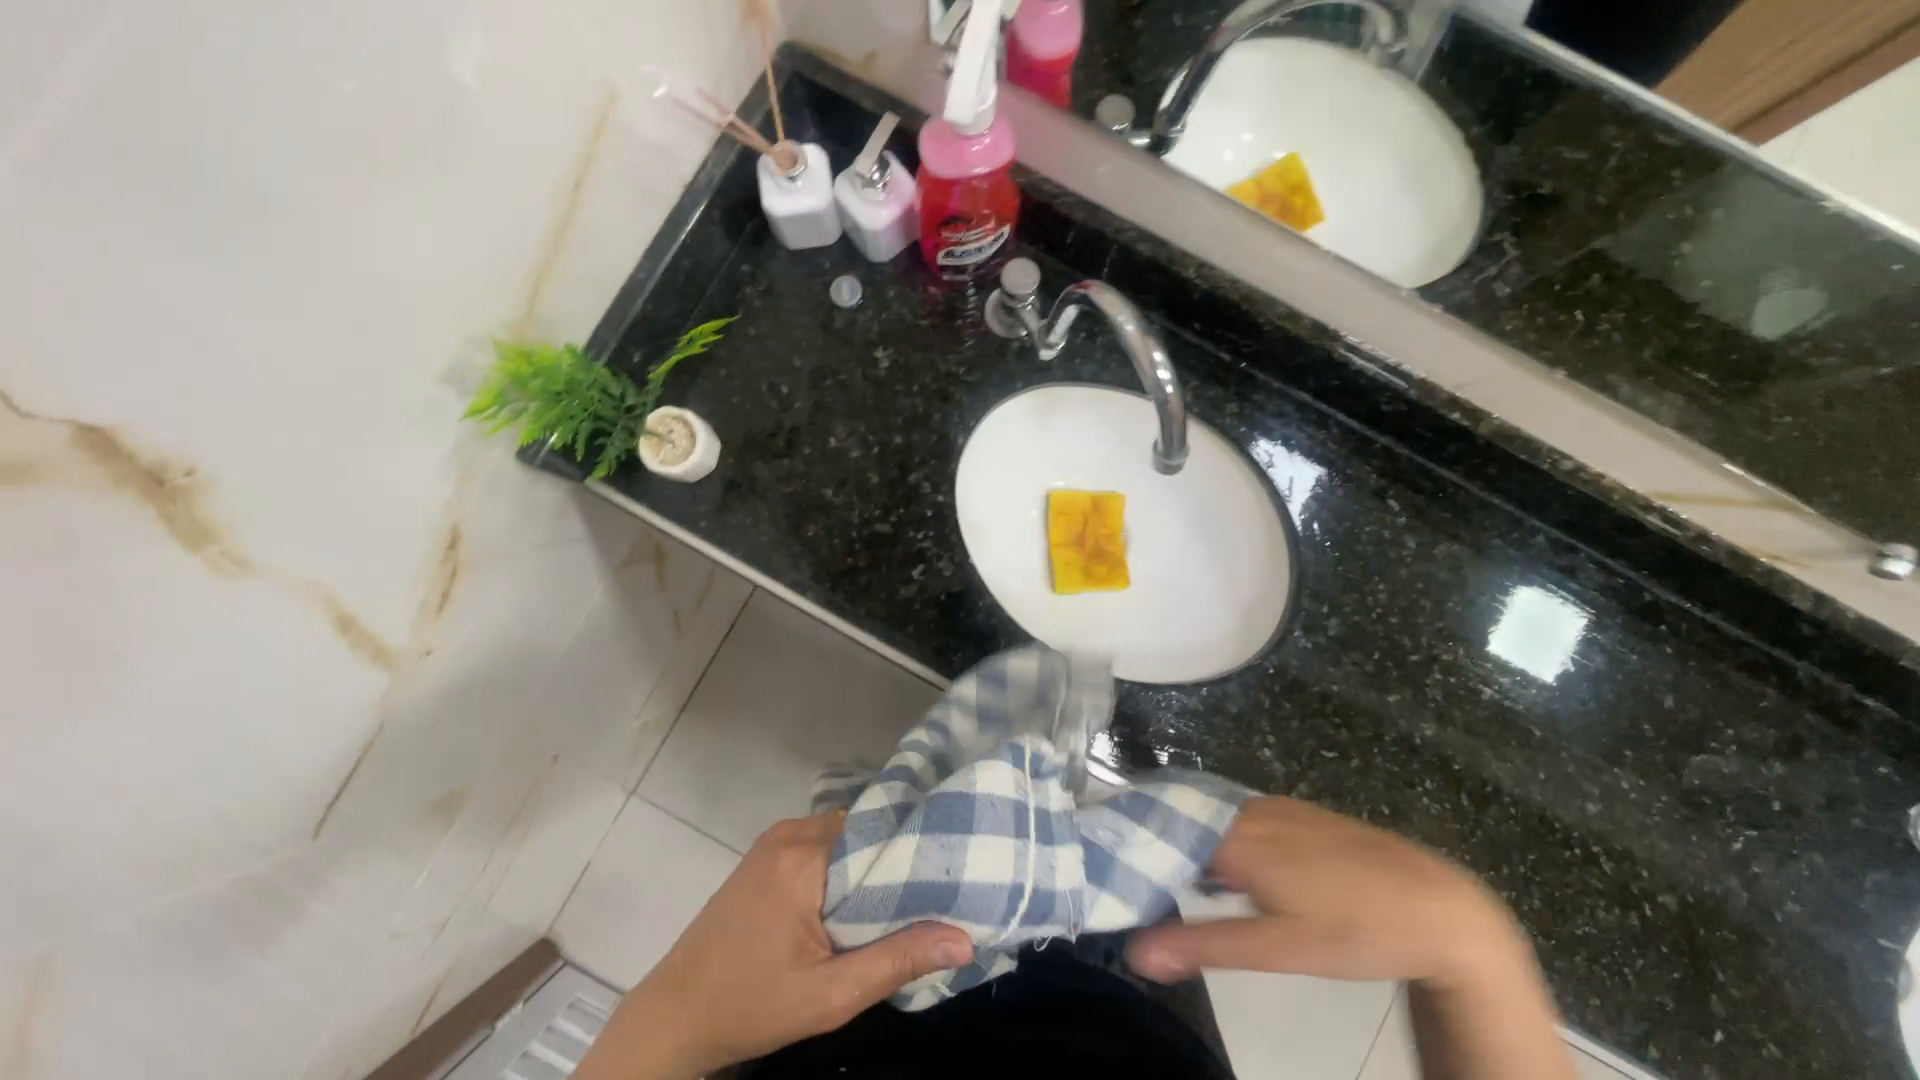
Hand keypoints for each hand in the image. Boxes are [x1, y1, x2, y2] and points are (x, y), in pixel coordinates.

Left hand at [575, 813, 974, 1079]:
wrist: (674, 1016)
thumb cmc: (751, 1004)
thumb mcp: (831, 995)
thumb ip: (897, 960)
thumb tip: (965, 939)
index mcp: (804, 857)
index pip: (882, 831)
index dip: (921, 851)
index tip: (959, 873)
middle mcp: (789, 834)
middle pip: (866, 833)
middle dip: (900, 862)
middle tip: (943, 893)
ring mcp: (774, 843)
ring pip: (847, 840)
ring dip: (873, 869)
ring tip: (913, 902)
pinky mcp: (766, 858)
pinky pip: (824, 849)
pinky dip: (848, 871)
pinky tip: (866, 904)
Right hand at [1126, 796, 1531, 989]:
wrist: (1443, 908)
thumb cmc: (1357, 929)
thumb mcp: (1278, 947)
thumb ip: (1203, 945)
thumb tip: (1134, 953)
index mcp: (1236, 835)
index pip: (1159, 828)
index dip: (1125, 844)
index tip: (1095, 864)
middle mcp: (1250, 810)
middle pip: (1181, 817)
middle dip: (1148, 842)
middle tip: (1115, 872)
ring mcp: (1278, 809)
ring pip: (1210, 817)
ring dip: (1182, 840)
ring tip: (1152, 872)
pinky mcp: (1300, 816)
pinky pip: (1238, 817)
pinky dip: (1214, 836)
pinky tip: (1216, 868)